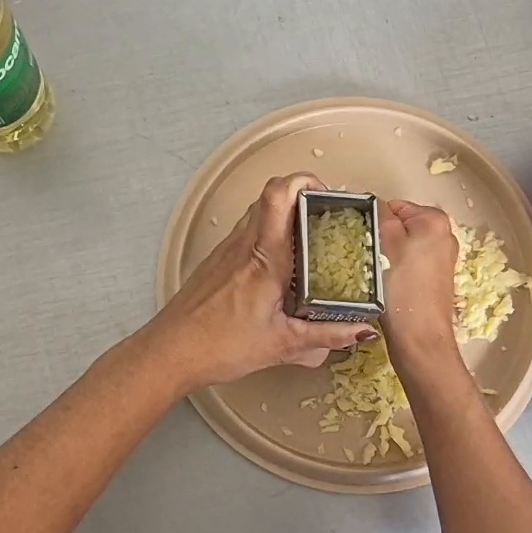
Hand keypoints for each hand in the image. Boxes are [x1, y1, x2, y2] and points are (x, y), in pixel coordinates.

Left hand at [144, 173, 374, 390]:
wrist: (170, 351)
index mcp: (264, 258)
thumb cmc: (219, 346)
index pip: (280, 195)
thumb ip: (326, 335)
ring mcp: (226, 249)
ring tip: (306, 242)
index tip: (325, 194)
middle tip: (323, 217)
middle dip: (300, 196)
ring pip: (256, 212)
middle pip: (270, 195)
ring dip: (282, 215)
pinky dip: (265, 236)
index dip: (303, 181)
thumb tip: (360, 330)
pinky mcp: (216, 261)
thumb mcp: (282, 344)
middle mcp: (243, 244)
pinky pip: (245, 233)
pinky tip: (278, 268)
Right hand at [377, 199, 460, 374]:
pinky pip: (409, 266)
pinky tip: (386, 286)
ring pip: (403, 247)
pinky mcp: (435, 281)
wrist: (419, 339)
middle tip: (365, 257)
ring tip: (373, 273)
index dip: (373, 220)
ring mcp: (442, 260)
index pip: (394, 206)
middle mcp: (445, 236)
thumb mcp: (384, 244)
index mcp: (434, 220)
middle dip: (381, 238)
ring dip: (386, 257)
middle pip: (401, 227)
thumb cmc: (401, 289)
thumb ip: (380, 217)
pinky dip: (395, 271)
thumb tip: (375, 206)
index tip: (361, 237)